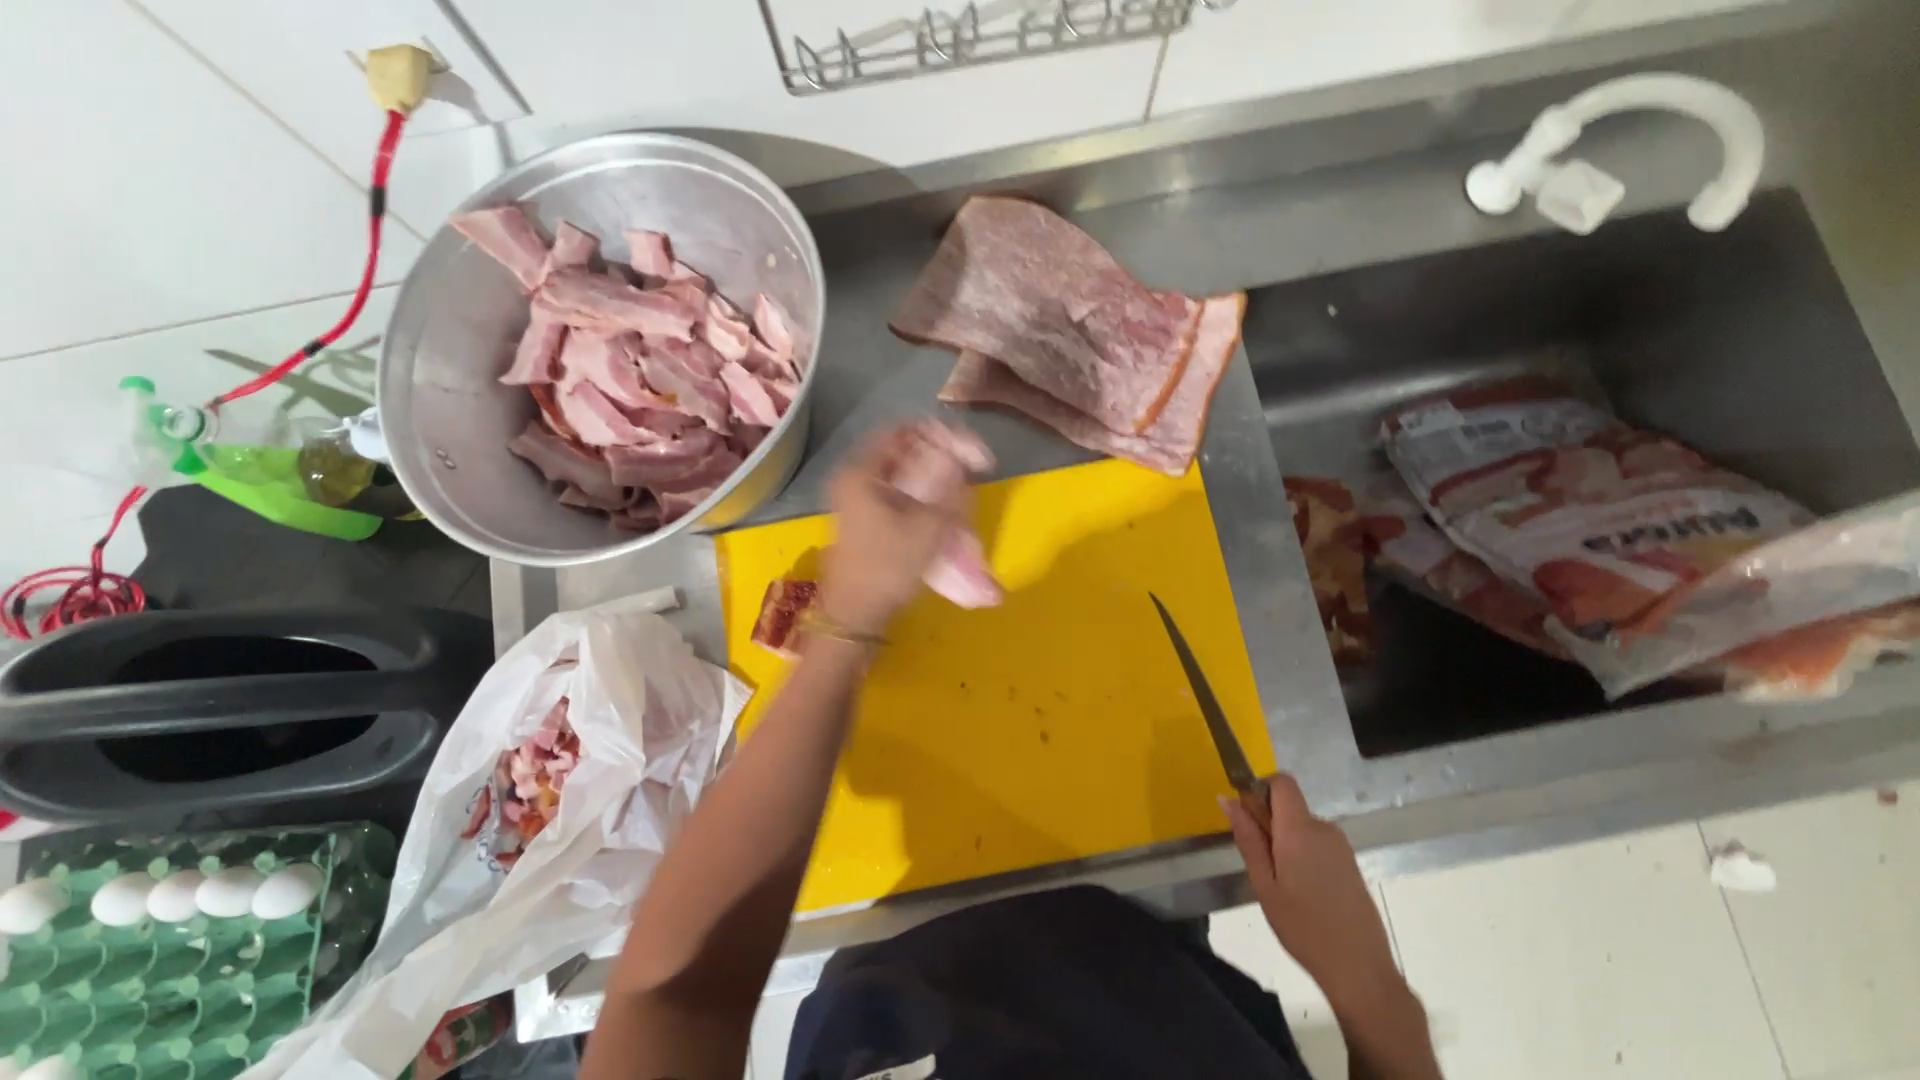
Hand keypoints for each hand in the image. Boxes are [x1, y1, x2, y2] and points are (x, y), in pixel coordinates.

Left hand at [820, 421, 987, 636]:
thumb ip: (950, 488)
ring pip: (901, 472)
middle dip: (939, 455)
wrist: (855, 616)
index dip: (940, 434)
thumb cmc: (889, 567)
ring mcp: (855, 499)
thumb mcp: (929, 526)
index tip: (969, 451)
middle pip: (902, 450)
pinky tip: (943, 507)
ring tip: (961, 486)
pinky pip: (896, 492)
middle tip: (969, 467)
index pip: (903, 430)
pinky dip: (921, 493)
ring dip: (932, 475)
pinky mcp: (863, 518)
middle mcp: (853, 478)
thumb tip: (962, 460)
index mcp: (861, 471)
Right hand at [1221, 773, 1402, 1010]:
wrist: (1360, 968)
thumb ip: (1248, 839)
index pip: (1282, 782)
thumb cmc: (1303, 927)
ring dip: (1284, 843)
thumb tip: (1228, 798)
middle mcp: (1324, 828)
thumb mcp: (1265, 885)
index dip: (1260, 789)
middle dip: (1268, 824)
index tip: (1247, 819)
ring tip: (1280, 886)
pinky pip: (1316, 843)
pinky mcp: (1349, 862)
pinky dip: (1301, 855)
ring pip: (1301, 827)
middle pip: (1289, 806)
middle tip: (1260, 866)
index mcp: (1300, 829)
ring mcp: (1341, 846)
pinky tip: (1301, 893)